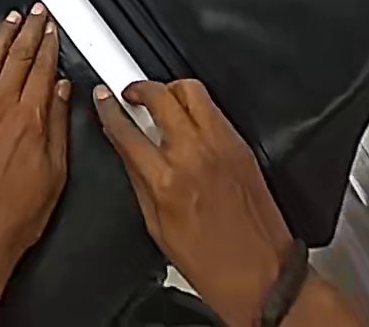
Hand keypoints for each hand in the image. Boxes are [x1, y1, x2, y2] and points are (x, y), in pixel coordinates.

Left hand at [0, 5, 70, 326]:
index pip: (42, 67)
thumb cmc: (16, 212)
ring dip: (4, 34)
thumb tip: (62, 90)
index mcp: (30, 118)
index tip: (52, 28)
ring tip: (12, 18)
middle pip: (18, 55)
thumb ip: (59, 124)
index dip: (49, 43)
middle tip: (36, 11)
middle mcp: (1, 106)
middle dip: (30, 29)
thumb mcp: (55, 173)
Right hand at [95, 80, 294, 326]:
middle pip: (157, 95)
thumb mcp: (157, 225)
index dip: (108, 107)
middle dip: (136, 88)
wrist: (265, 281)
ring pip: (189, 89)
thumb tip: (121, 144)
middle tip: (130, 94)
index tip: (103, 97)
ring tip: (161, 101)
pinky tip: (188, 119)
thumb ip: (136, 177)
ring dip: (168, 89)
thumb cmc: (213, 263)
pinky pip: (212, 107)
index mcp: (167, 181)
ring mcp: (220, 145)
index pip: (126, 129)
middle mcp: (194, 154)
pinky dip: (194, 105)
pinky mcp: (240, 144)